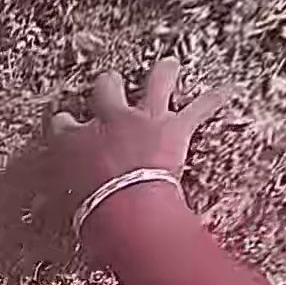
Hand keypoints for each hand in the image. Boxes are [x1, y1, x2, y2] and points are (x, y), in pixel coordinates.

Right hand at [47, 57, 229, 208]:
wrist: (125, 210)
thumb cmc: (93, 214)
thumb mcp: (73, 206)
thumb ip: (73, 200)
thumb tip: (67, 217)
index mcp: (74, 143)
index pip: (61, 124)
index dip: (62, 124)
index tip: (63, 125)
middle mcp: (108, 121)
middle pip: (105, 87)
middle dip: (108, 86)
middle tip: (109, 85)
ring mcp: (143, 120)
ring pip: (155, 79)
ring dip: (163, 72)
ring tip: (169, 66)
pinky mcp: (173, 128)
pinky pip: (200, 107)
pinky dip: (214, 99)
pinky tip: (225, 92)